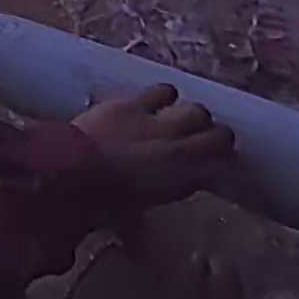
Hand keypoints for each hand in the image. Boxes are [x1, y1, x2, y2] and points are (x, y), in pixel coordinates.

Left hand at [70, 84, 234, 211]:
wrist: (77, 171)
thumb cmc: (104, 200)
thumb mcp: (139, 206)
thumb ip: (157, 197)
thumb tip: (158, 199)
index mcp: (183, 181)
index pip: (219, 168)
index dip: (221, 162)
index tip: (217, 161)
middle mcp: (180, 151)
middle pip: (218, 136)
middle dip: (215, 134)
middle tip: (203, 134)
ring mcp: (158, 124)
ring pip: (196, 110)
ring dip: (192, 113)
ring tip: (180, 114)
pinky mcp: (133, 104)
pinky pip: (161, 91)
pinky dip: (164, 94)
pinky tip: (160, 96)